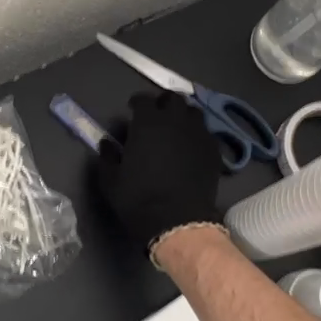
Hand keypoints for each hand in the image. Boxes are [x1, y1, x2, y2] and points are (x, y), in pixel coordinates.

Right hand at [98, 91, 224, 253]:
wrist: (178, 221)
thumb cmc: (138, 200)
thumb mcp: (110, 181)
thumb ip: (107, 157)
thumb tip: (107, 143)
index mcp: (148, 123)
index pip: (143, 100)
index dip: (137, 103)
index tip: (132, 110)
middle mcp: (176, 121)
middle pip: (173, 99)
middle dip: (164, 103)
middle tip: (157, 115)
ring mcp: (199, 134)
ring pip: (193, 113)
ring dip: (183, 116)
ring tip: (176, 128)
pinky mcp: (214, 151)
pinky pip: (206, 133)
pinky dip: (197, 135)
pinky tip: (191, 147)